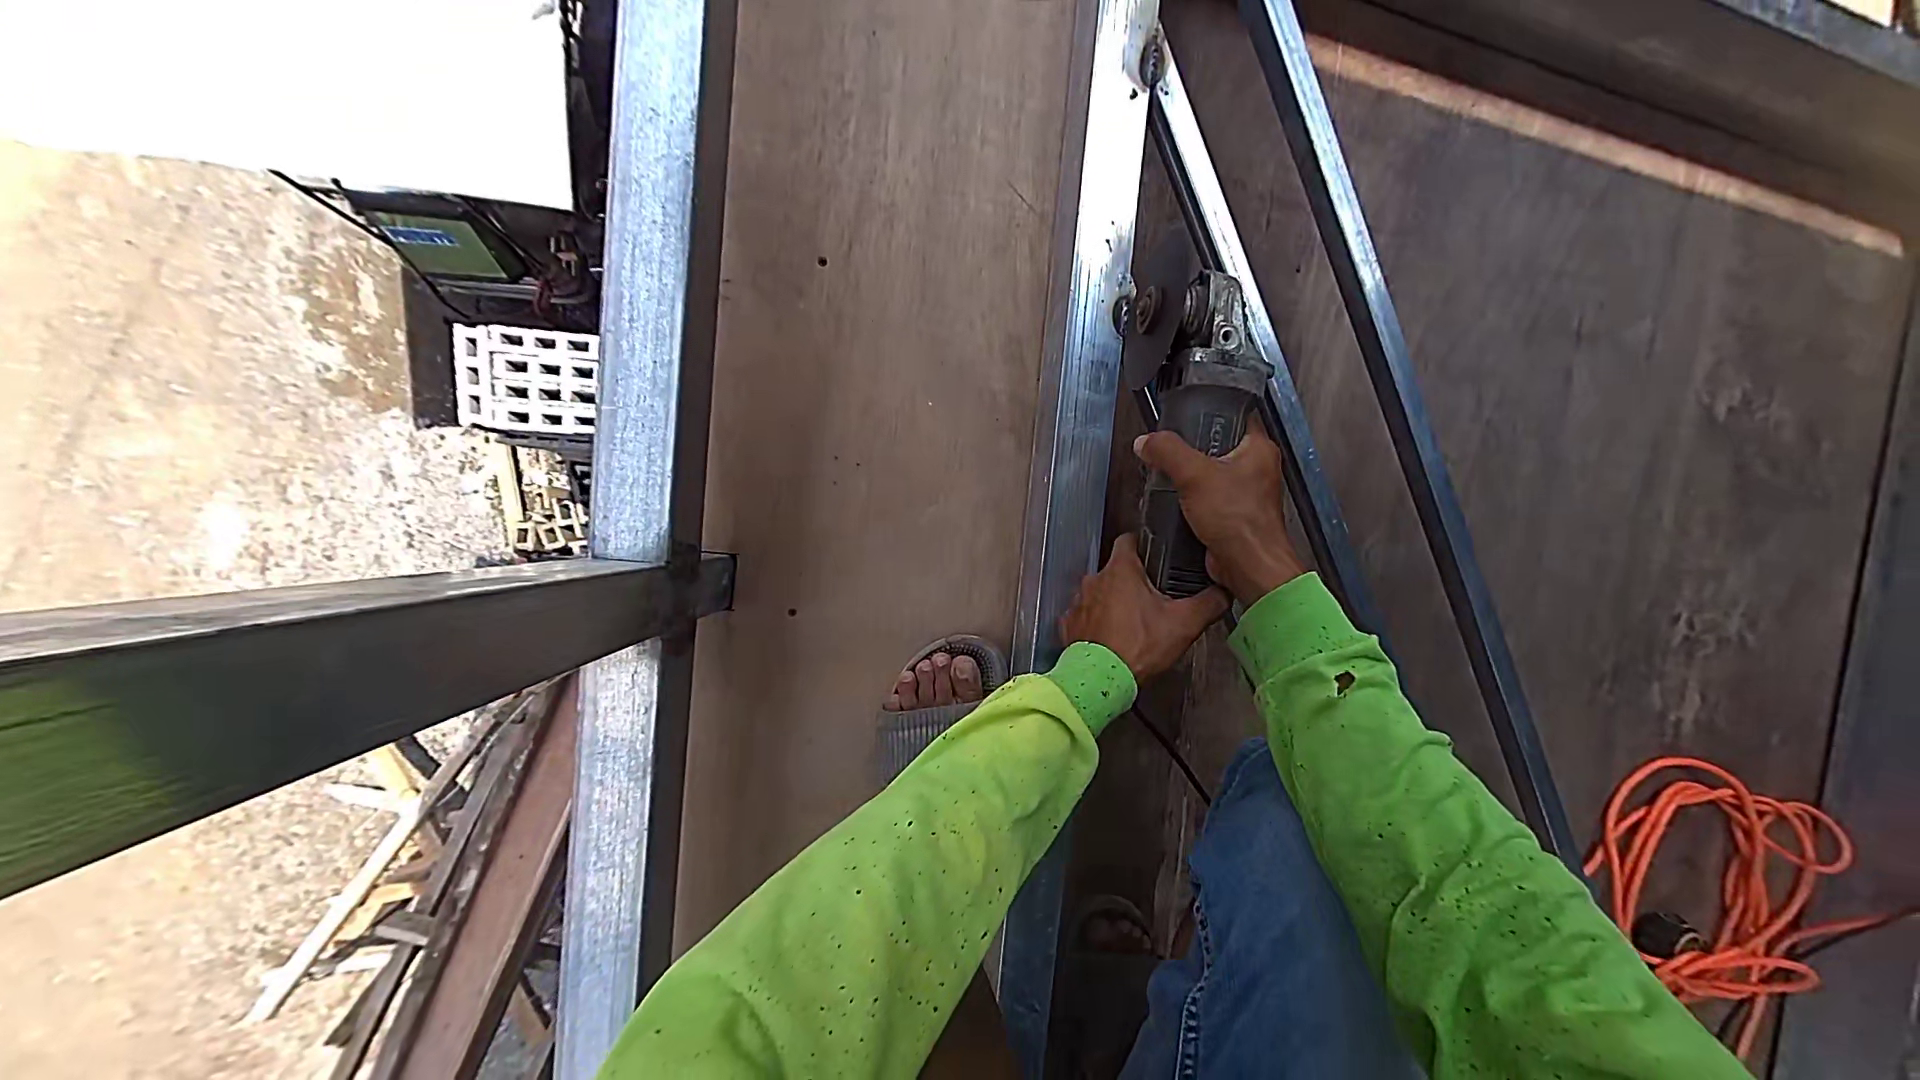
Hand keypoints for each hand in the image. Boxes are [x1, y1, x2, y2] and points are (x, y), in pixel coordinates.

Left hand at [1060, 534, 1230, 681]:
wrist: (1102, 679)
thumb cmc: (1138, 648)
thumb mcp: (1185, 623)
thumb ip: (1209, 602)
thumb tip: (1222, 593)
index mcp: (1120, 570)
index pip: (1128, 540)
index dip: (1141, 544)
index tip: (1151, 553)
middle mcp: (1094, 581)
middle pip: (1115, 569)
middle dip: (1131, 580)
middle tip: (1151, 599)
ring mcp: (1078, 602)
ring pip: (1099, 593)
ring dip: (1112, 602)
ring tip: (1132, 622)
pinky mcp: (1069, 624)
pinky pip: (1085, 616)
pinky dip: (1096, 623)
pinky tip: (1111, 637)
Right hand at [1133, 425, 1306, 604]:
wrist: (1248, 566)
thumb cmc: (1241, 523)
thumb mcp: (1194, 476)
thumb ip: (1168, 452)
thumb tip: (1147, 441)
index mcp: (1258, 449)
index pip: (1235, 416)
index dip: (1210, 413)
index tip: (1187, 416)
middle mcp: (1255, 469)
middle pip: (1217, 446)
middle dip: (1191, 450)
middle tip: (1172, 451)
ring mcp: (1245, 493)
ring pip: (1211, 473)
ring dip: (1190, 477)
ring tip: (1172, 477)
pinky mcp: (1232, 514)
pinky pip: (1207, 498)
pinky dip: (1191, 500)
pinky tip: (1178, 503)